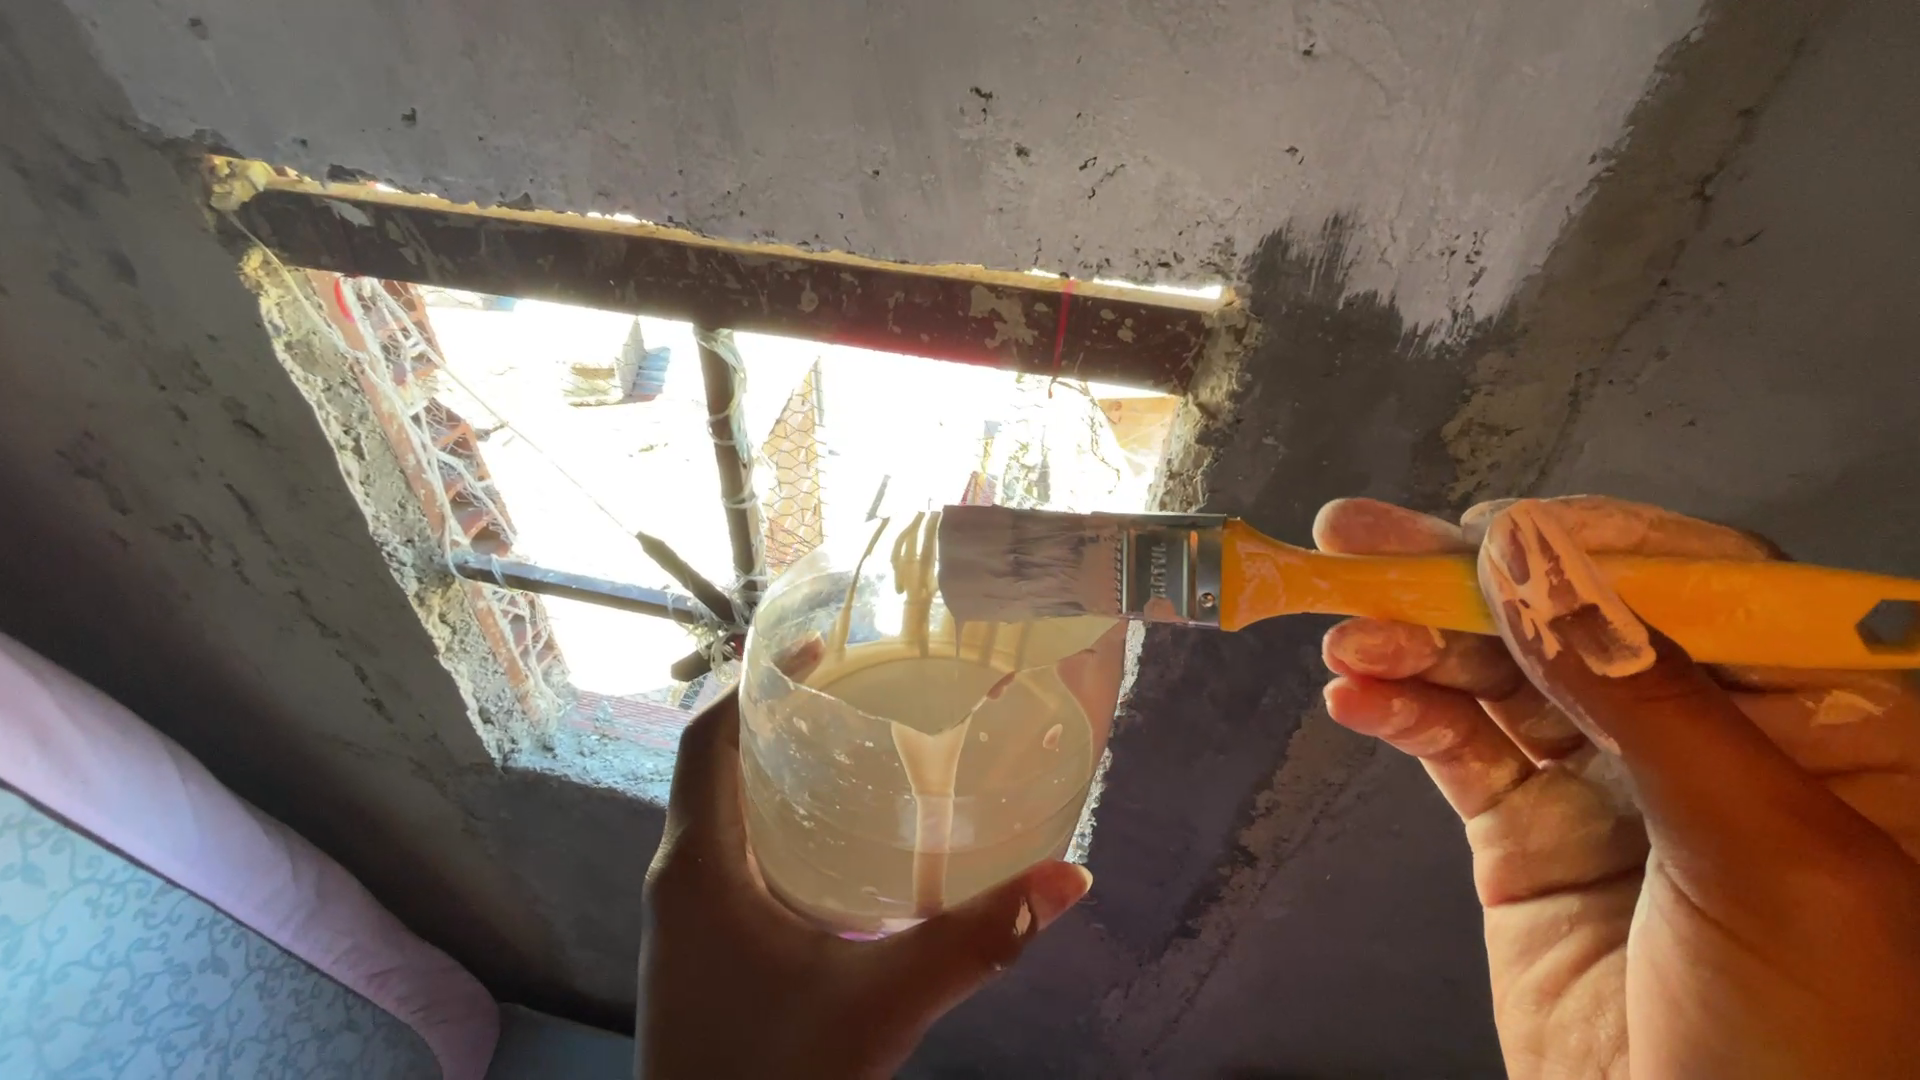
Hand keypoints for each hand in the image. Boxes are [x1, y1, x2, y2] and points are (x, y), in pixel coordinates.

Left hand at [635, 689, 1092, 1079]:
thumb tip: (1069, 878)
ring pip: (721, 807)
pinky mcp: (700, 945)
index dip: (753, 683)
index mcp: (697, 866)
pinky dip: (772, 816)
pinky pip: (730, 848)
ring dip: (771, 766)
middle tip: (853, 691)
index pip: (706, 738)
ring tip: (849, 744)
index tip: (817, 653)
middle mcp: (679, 876)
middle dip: (773, 717)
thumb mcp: (881, 1006)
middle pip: (714, 763)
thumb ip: (976, 941)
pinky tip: (833, 834)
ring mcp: (684, 915)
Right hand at [1316, 496, 1919, 1077]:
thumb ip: (1643, 694)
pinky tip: (1352, 700)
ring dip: (1408, 649)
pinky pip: (1450, 745)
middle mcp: (1702, 732)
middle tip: (1349, 539)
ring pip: (1488, 676)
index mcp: (1822, 722)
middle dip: (1454, 581)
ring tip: (1343, 641)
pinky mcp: (1519, 821)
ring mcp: (1599, 777)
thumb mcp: (1763, 855)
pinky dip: (1397, 715)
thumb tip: (1523, 558)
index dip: (1581, 547)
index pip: (1695, 586)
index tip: (1481, 535)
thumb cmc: (1807, 1044)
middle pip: (1559, 620)